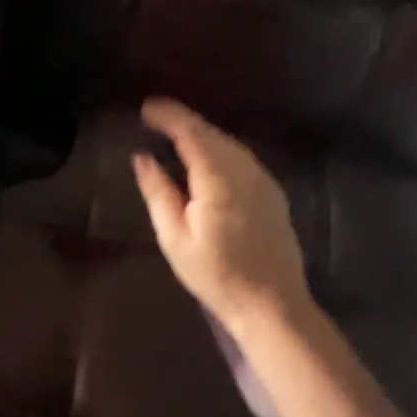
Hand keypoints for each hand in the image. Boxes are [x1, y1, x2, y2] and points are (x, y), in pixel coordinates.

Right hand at [133, 99, 309, 323]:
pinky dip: (219, 148)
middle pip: (211, 132)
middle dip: (182, 121)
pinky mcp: (273, 193)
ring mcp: (263, 180)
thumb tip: (142, 157)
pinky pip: (241, 157)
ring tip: (175, 136)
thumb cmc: (218, 276)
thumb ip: (158, 192)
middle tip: (155, 120)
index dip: (167, 115)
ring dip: (201, 134)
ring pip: (228, 143)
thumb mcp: (175, 239)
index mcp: (218, 179)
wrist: (274, 308)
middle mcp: (245, 171)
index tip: (145, 108)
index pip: (191, 131)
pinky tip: (207, 159)